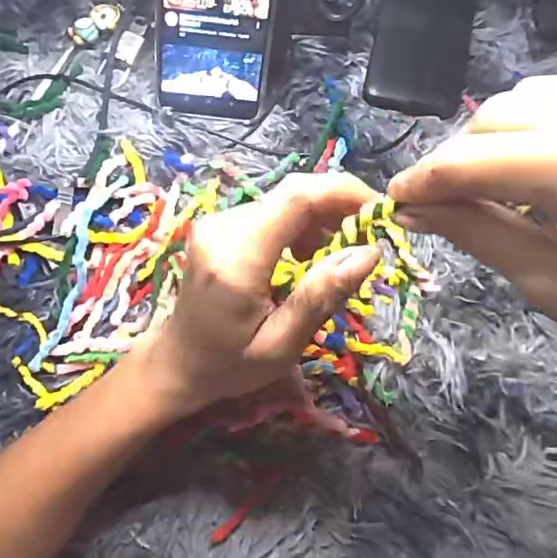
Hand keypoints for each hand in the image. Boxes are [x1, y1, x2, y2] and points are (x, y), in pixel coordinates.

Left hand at [125, 174, 383, 418]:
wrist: (176, 362)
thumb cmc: (228, 364)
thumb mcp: (280, 346)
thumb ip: (321, 297)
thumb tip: (369, 252)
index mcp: (236, 260)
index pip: (295, 198)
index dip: (343, 193)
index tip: (379, 213)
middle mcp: (221, 229)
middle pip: (292, 194)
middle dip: (337, 208)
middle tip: (365, 242)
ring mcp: (216, 222)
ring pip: (284, 200)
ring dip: (319, 219)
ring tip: (334, 258)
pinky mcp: (219, 225)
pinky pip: (270, 211)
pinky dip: (299, 226)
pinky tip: (306, 256)